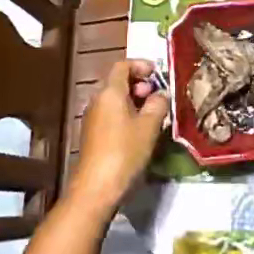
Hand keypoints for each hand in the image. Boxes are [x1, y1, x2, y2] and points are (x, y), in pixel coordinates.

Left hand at [72, 57, 169, 210]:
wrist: (96, 188)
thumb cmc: (125, 152)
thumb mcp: (149, 126)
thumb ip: (158, 104)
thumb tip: (161, 94)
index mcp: (110, 92)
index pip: (123, 65)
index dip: (141, 65)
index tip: (158, 74)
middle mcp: (97, 99)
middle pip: (118, 82)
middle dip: (139, 84)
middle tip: (158, 96)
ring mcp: (92, 117)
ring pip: (114, 99)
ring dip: (134, 101)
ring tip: (153, 115)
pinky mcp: (92, 134)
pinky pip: (110, 114)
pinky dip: (126, 114)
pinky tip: (140, 131)